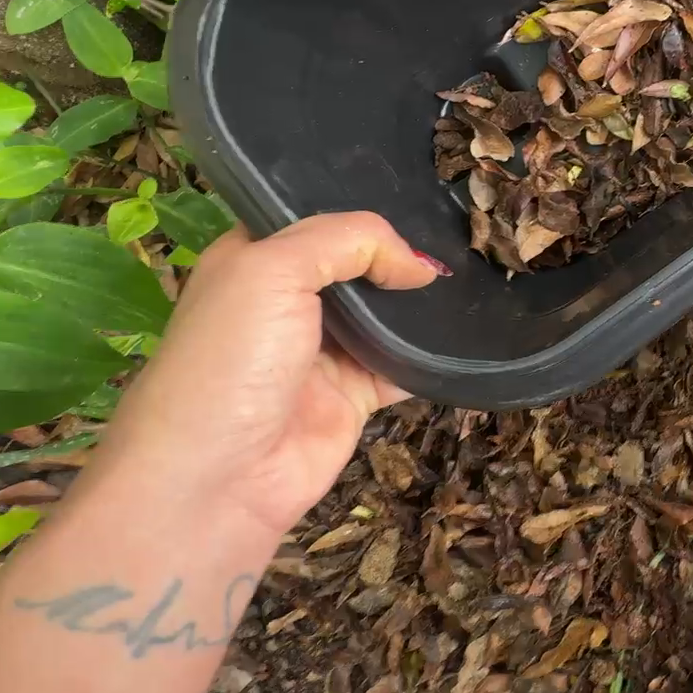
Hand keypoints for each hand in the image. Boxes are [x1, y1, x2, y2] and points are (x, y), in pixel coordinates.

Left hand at [93, 212, 441, 536]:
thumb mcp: (273, 270)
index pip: (320, 221)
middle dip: (406, 257)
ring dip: (425, 304)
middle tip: (461, 248)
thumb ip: (350, 242)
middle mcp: (291, 301)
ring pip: (391, 313)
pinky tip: (467, 335)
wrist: (218, 479)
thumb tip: (421, 268)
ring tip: (473, 284)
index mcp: (256, 262)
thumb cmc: (232, 359)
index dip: (366, 218)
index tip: (421, 213)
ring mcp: (327, 350)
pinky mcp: (359, 392)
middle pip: (363, 265)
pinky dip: (435, 352)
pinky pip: (408, 362)